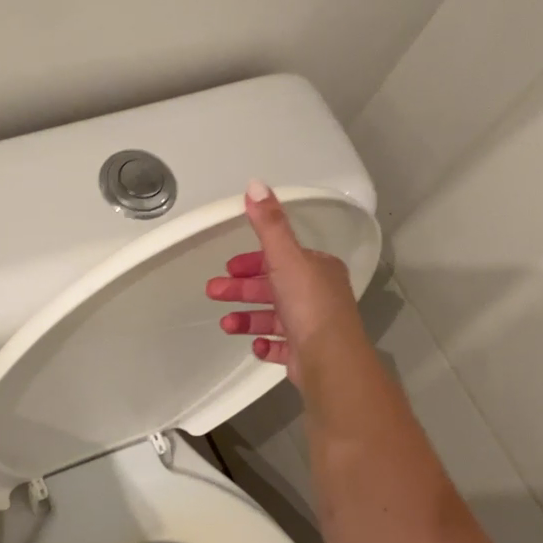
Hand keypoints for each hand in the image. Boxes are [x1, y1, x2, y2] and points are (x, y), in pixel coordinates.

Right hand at [206, 180, 362, 385]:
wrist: (329, 358)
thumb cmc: (308, 304)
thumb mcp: (285, 257)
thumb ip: (269, 224)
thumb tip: (255, 183)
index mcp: (318, 269)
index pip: (281, 258)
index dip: (253, 261)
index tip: (229, 267)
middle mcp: (318, 295)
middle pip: (272, 288)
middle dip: (241, 290)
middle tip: (213, 293)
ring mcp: (313, 326)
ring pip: (273, 318)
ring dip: (247, 319)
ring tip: (226, 325)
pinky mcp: (306, 353)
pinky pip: (281, 346)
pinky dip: (265, 344)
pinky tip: (256, 346)